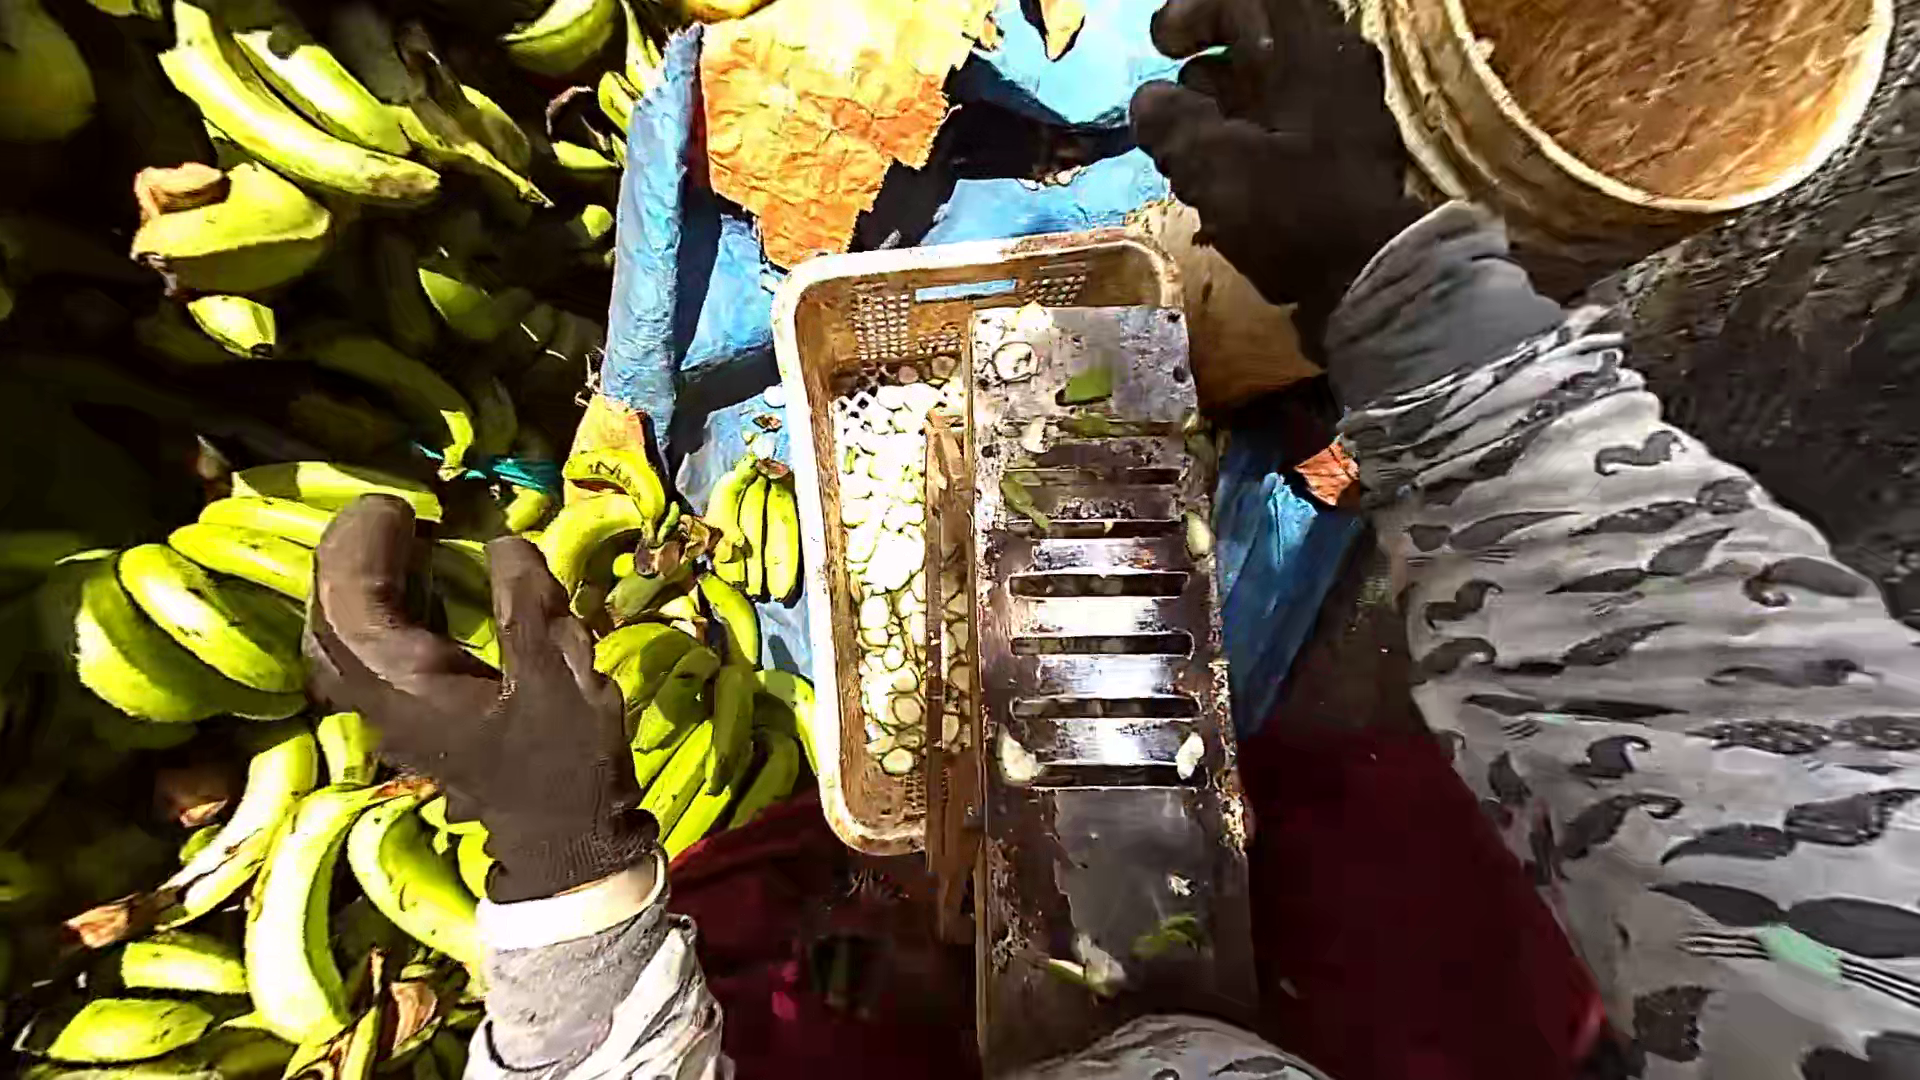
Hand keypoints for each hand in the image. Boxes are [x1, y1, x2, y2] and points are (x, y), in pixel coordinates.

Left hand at [304, 495, 652, 903]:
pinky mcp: (427, 720)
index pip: (351, 606)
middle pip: (336, 620)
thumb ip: (528, 607)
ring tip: (408, 543)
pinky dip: (395, 615)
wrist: (566, 835)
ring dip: (369, 586)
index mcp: (407, 688)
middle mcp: (383, 701)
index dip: (360, 548)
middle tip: (398, 515)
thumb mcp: (559, 676)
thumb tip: (504, 542)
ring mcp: (401, 715)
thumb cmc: (566, 759)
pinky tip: (427, 597)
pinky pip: (385, 654)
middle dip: (354, 561)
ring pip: (354, 639)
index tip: (394, 503)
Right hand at [1130, 0, 1421, 345]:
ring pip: (1264, 86)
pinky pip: (1276, 124)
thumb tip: (1144, 100)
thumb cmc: (1291, 213)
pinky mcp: (1332, 154)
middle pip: (1257, 39)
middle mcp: (1330, 64)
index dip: (1195, 9)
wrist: (1361, 274)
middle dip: (1201, 64)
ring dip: (1216, 107)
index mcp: (1311, 48)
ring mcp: (1336, 111)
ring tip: (1181, 150)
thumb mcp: (1219, 168)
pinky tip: (1215, 177)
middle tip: (1165, 103)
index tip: (1157, 44)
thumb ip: (1175, 127)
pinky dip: (1238, 138)